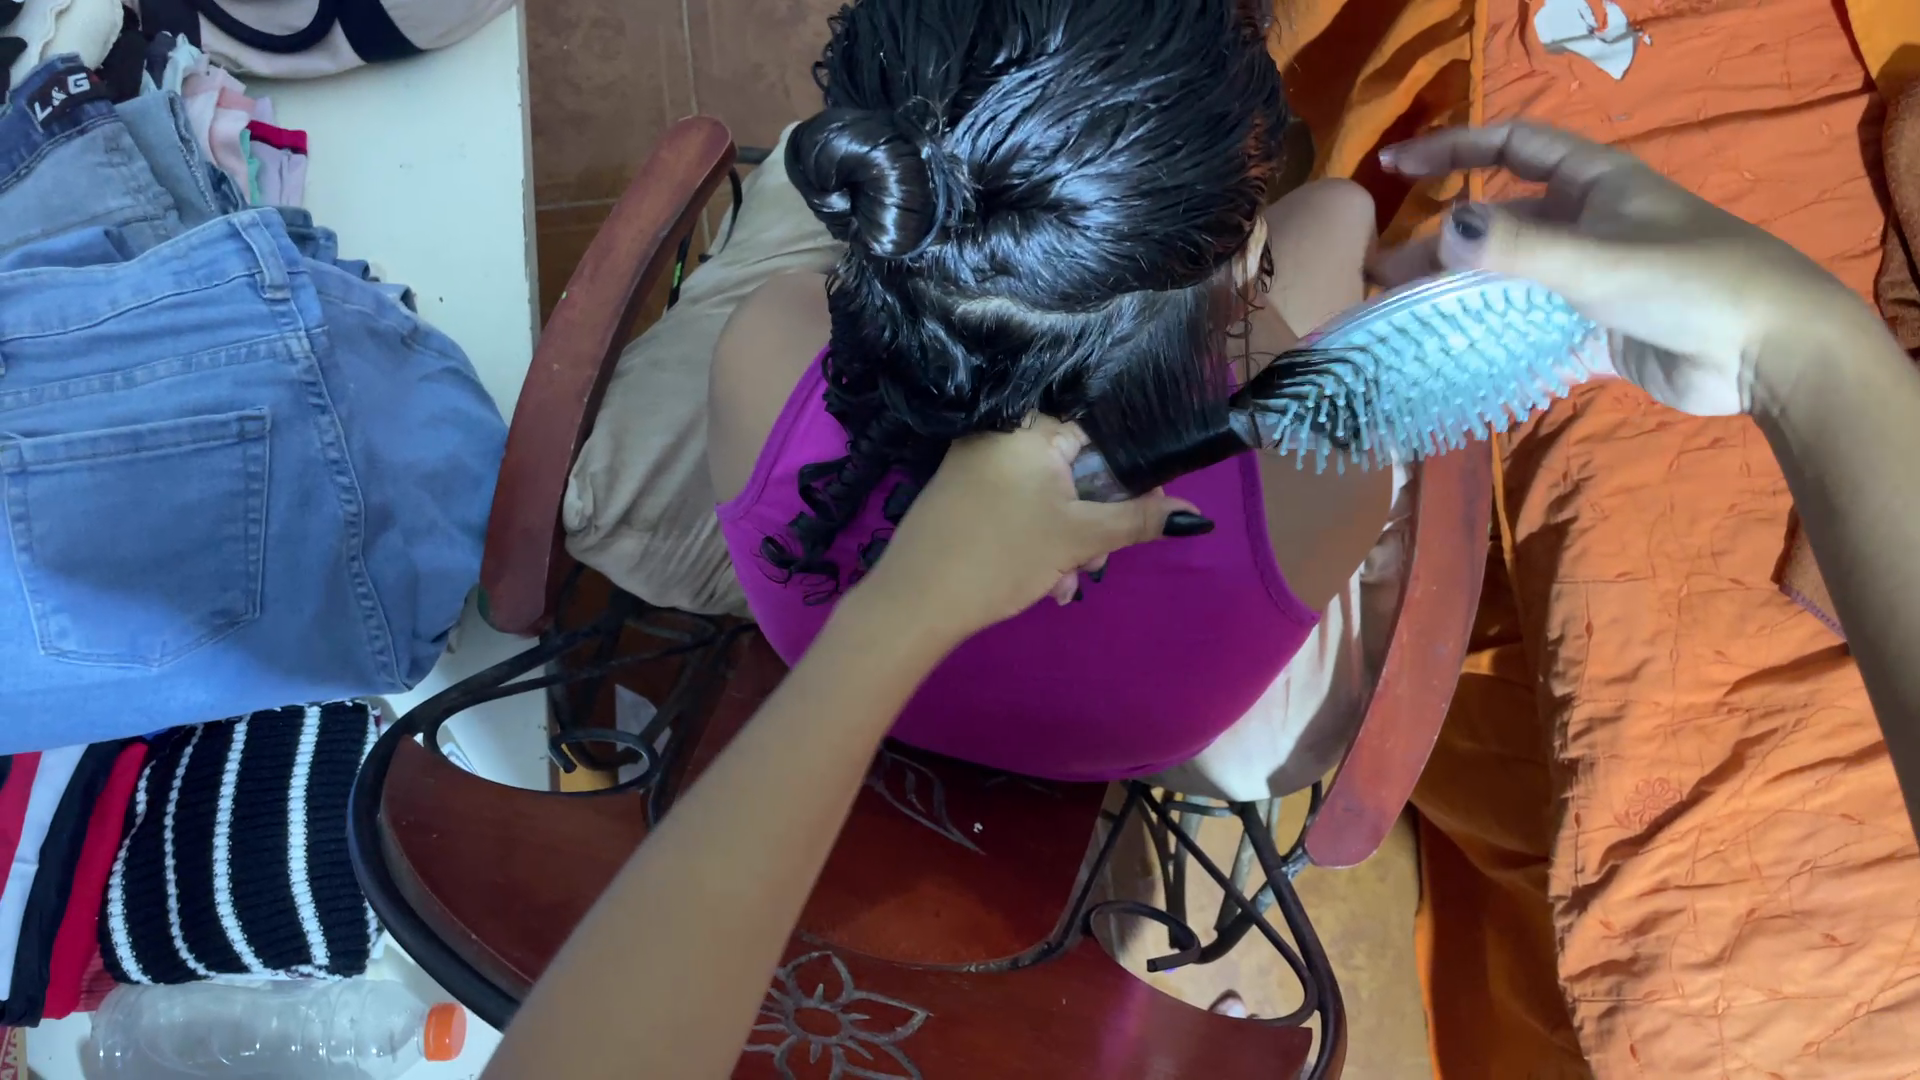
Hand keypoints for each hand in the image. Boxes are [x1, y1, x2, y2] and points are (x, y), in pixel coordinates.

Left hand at [856, 416, 1197, 641]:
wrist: (914, 601)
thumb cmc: (1003, 556)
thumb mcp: (1079, 537)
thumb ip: (1139, 520)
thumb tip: (1197, 516)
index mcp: (1030, 428)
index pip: (1099, 440)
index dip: (1125, 483)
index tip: (1138, 521)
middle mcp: (1000, 435)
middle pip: (1072, 472)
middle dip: (1090, 525)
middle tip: (1091, 566)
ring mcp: (973, 463)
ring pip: (1044, 497)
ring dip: (1064, 542)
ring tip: (1061, 584)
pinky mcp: (958, 493)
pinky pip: (1013, 506)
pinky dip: (1033, 539)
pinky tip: (1039, 580)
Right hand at [1368, 122, 1884, 415]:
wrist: (1764, 354)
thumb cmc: (1693, 285)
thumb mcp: (1599, 260)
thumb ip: (1518, 248)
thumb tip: (1441, 229)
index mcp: (1594, 185)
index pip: (1512, 148)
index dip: (1452, 149)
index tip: (1394, 166)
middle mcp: (1581, 224)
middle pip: (1493, 224)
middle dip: (1435, 243)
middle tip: (1379, 270)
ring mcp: (1579, 276)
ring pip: (1498, 276)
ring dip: (1450, 290)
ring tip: (1399, 311)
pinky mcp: (1579, 323)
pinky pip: (1513, 320)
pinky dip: (1478, 330)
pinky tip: (1441, 345)